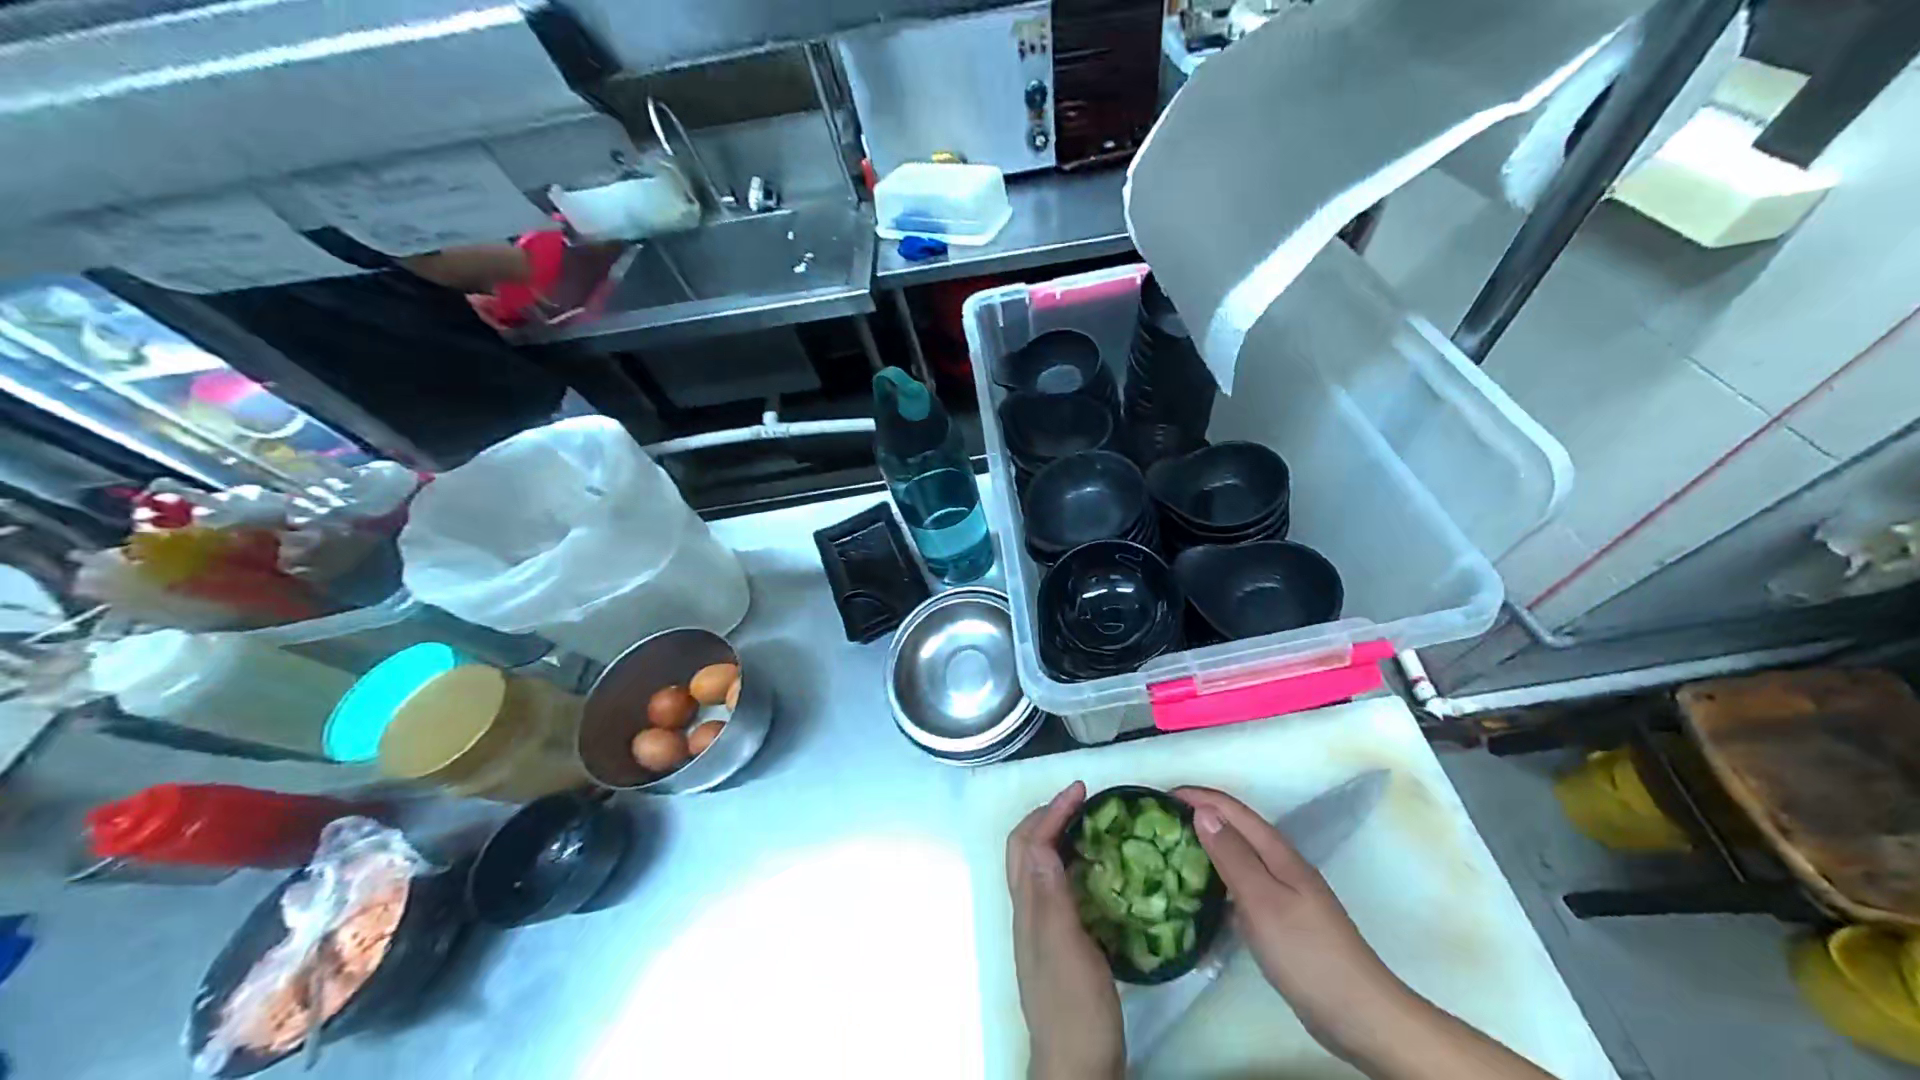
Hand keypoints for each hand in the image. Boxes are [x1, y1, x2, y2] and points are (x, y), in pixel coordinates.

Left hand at [1007, 781, 1122, 1079]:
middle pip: (1025, 849)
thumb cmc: (1074, 1007)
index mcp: (1027, 907)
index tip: (1079, 791)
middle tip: (1080, 800)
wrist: (1076, 1064)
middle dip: (1047, 815)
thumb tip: (1040, 842)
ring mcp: (1040, 927)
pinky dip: (1068, 863)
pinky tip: (1093, 871)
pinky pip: (1055, 886)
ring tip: (1086, 824)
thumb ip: (1051, 898)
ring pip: (1038, 866)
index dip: (1050, 812)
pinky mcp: (1058, 941)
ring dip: (1055, 835)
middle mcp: (1027, 910)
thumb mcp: (1066, 949)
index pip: (1029, 843)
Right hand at [1173, 786, 1410, 1063]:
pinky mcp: (1280, 920)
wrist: (1359, 1014)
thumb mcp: (1262, 900)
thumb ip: (1232, 855)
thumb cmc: (1306, 952)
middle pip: (1235, 828)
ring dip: (1205, 848)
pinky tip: (1198, 898)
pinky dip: (1216, 882)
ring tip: (1169, 855)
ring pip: (1237, 858)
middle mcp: (1281, 865)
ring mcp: (1283, 893)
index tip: (1158, 796)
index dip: (1197, 796)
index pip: (1232, 809)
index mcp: (1278, 853)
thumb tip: (1203, 811)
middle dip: (1198, 816)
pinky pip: (1240, 887)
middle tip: (1156, 825)